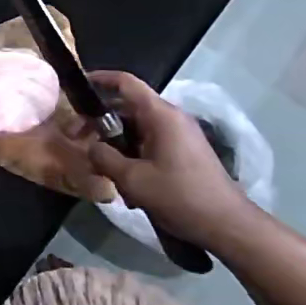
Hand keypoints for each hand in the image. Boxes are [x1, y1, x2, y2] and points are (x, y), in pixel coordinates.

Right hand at [86, 71, 255, 249]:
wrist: (227, 225)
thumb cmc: (179, 197)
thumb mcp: (133, 179)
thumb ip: (104, 157)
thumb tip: (91, 146)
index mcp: (161, 115)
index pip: (126, 83)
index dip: (100, 79)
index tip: (78, 86)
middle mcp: (172, 118)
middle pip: (129, 106)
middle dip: (102, 118)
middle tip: (78, 134)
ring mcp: (181, 135)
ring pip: (138, 127)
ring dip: (117, 140)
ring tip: (98, 161)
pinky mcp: (185, 151)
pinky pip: (151, 141)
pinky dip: (133, 151)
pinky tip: (123, 177)